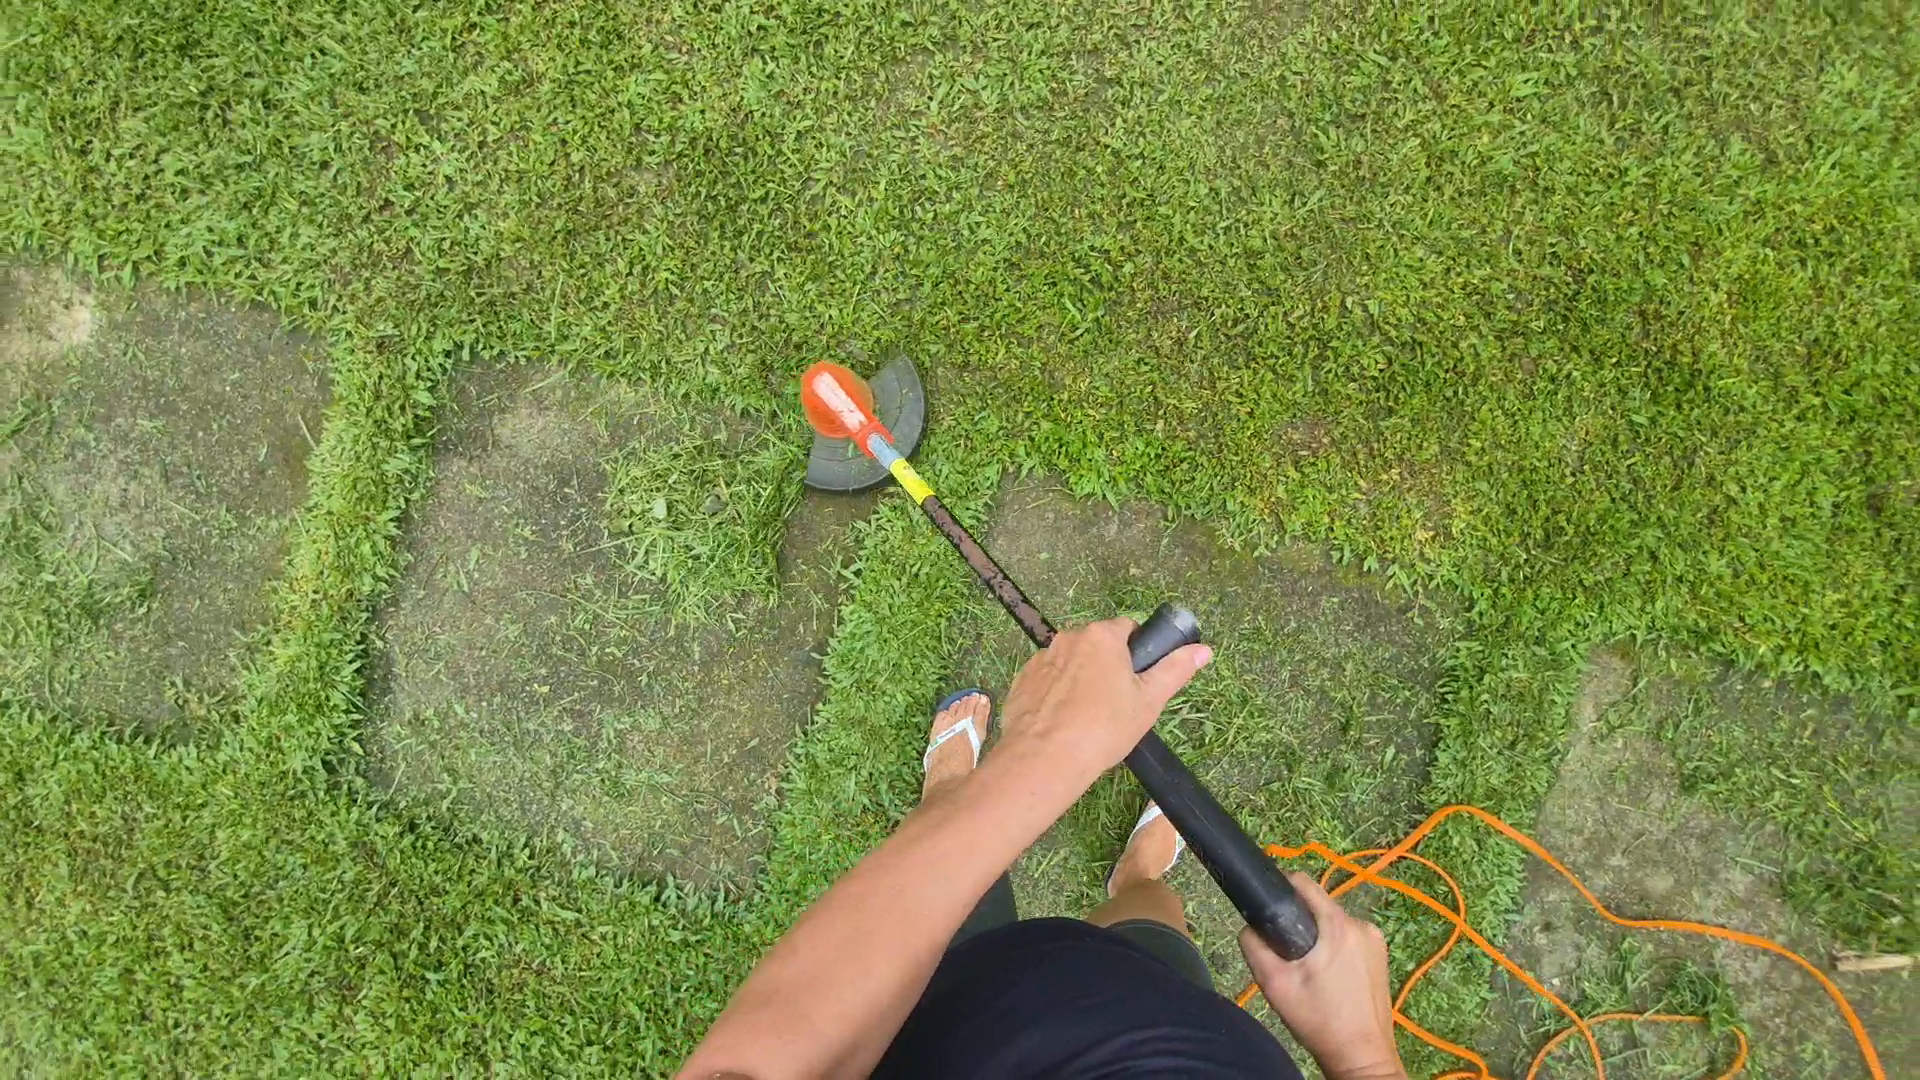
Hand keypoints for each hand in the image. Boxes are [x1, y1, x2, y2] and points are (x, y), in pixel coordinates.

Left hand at [994, 618, 1210, 788]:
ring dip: (1080, 680)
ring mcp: (1040, 658)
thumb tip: (1204, 649)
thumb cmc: (1105, 728)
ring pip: (1070, 663)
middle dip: (1108, 666)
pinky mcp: (1021, 680)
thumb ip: (1175, 670)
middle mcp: (1067, 638)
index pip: (1126, 628)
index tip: (1138, 680)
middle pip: (1096, 645)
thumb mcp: (1149, 701)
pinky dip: (1056, 694)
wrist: (1045, 757)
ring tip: (1087, 717)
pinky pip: (1047, 680)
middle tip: (1117, 704)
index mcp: (1101, 636)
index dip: (1137, 652)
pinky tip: (1062, 721)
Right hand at [1240, 873, 1405, 1079]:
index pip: (1302, 882)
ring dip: (1317, 933)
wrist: (1362, 1061)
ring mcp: (1376, 941)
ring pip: (1332, 920)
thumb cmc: (1318, 1020)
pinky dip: (1334, 945)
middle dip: (1298, 918)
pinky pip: (1348, 936)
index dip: (1280, 886)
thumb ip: (1253, 944)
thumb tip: (1250, 925)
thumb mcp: (1272, 982)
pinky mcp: (1381, 957)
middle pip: (1317, 902)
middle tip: (1286, 948)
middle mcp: (1362, 926)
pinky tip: (1327, 972)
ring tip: (1307, 964)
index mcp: (1338, 925)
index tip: (1268, 906)